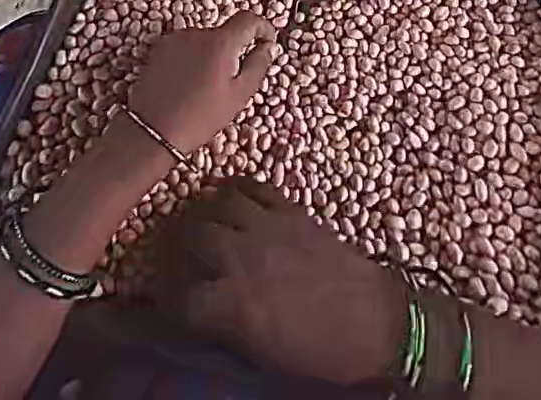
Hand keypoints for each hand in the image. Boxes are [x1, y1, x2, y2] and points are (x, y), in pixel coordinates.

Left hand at [128, 11, 277, 151]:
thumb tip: (267, 47)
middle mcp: (197, 33)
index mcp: (221, 42)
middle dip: (233, 51)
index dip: (263, 27)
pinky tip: (188, 85)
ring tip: (206, 87)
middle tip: (232, 81)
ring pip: (205, 41)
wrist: (151, 131)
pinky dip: (193, 60)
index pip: (249, 19)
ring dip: (212, 56)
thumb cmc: (200, 117)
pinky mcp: (159, 49)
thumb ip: (258, 65)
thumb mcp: (239, 95)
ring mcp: (175, 39)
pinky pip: (186, 48)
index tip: (267, 41)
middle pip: (225, 33)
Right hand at [177, 178, 405, 384]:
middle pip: (191, 236)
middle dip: (179, 244)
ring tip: (202, 217)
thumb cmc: (318, 349)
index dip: (171, 301)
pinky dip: (237, 186)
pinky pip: (253, 186)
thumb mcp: (263, 354)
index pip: (180, 298)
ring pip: (218, 202)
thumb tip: (201, 312)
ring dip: (205, 209)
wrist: (370, 318)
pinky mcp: (289, 208)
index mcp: (233, 304)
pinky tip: (230, 193)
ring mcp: (266, 226)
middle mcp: (242, 257)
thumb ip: (226, 327)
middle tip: (180, 250)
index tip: (173, 301)